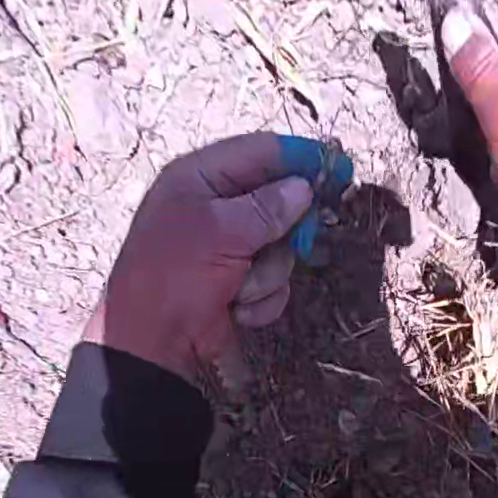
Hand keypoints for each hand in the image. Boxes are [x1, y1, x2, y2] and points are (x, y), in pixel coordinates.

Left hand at [83, 133, 315, 379]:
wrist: (157, 344)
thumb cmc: (174, 277)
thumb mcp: (218, 232)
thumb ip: (266, 207)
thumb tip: (303, 188)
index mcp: (202, 178)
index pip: (262, 153)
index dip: (301, 160)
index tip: (340, 170)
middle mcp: (220, 209)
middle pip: (281, 205)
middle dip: (286, 234)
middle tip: (298, 244)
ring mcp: (233, 249)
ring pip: (283, 250)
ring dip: (268, 275)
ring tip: (238, 289)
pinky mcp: (244, 284)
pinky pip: (276, 284)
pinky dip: (261, 300)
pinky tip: (237, 310)